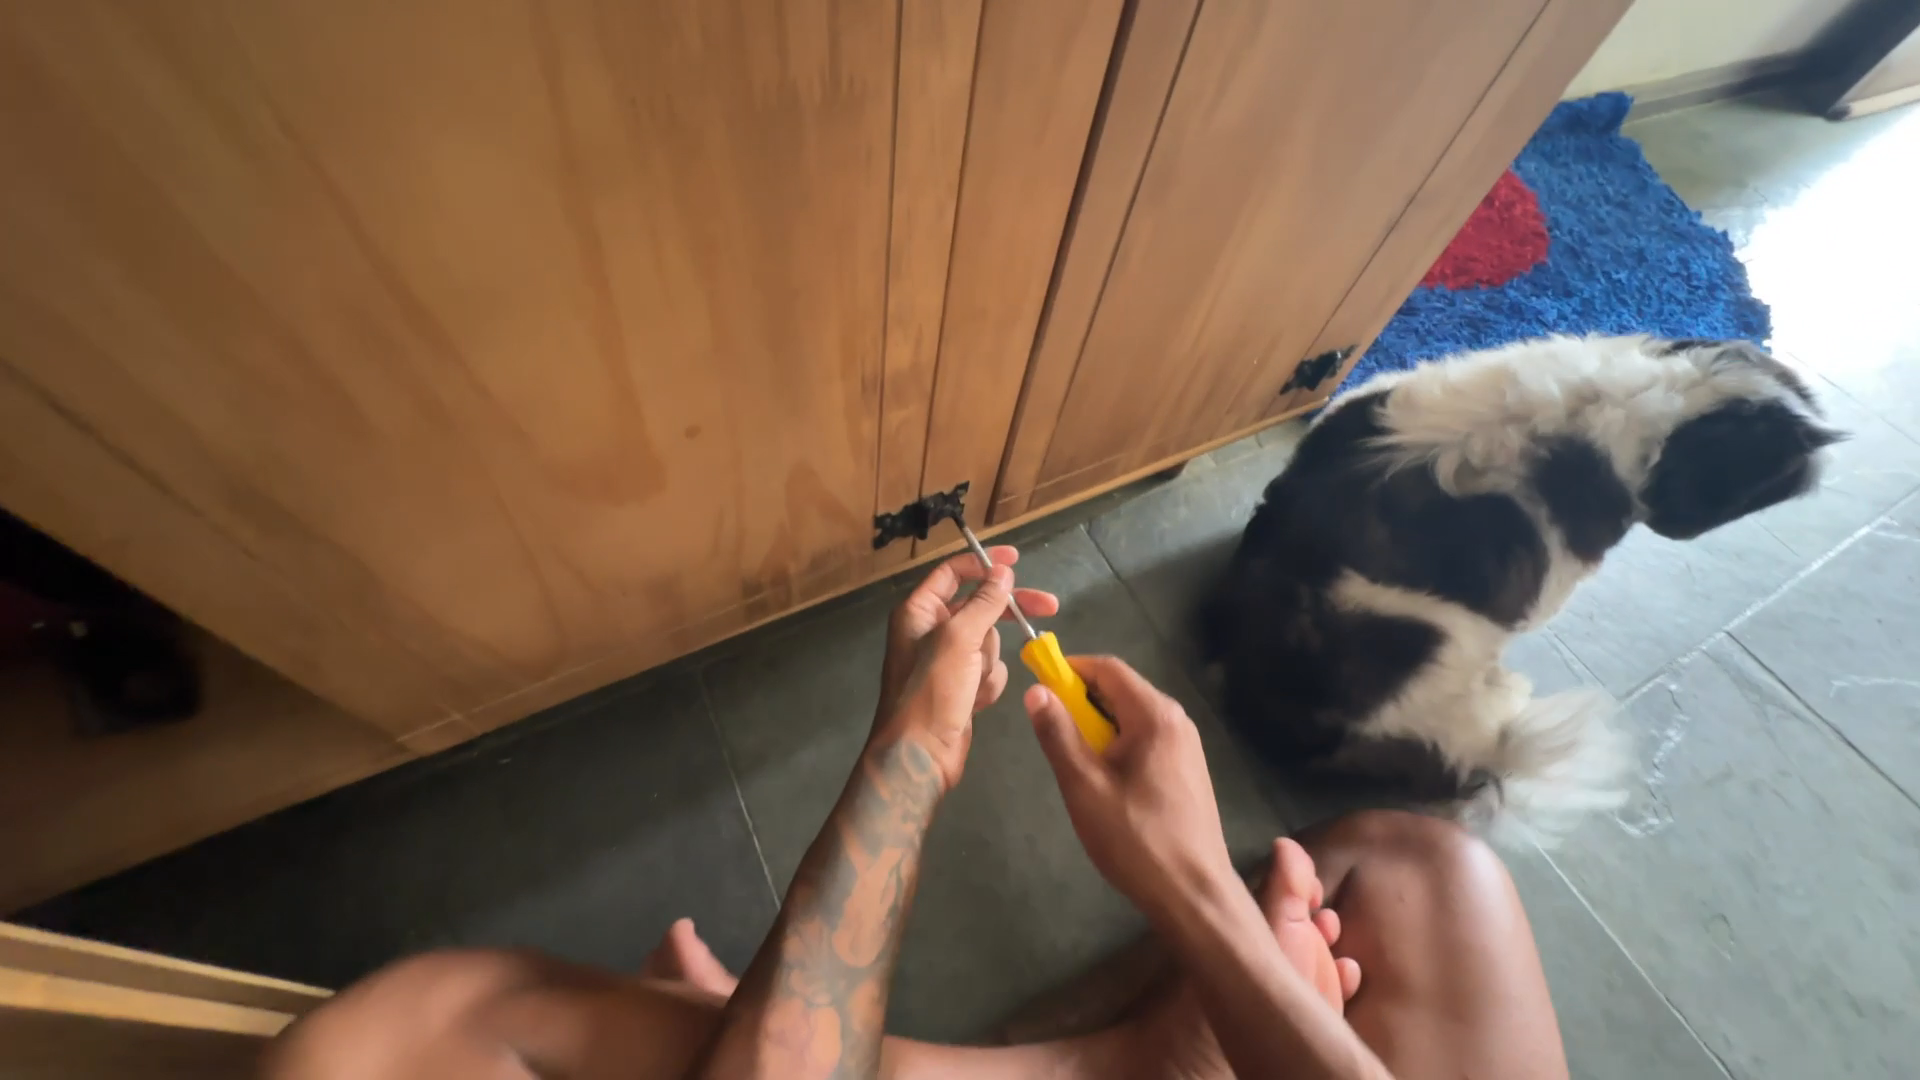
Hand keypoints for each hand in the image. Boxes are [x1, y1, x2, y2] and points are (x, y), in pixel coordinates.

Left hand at [874, 547, 1057, 790]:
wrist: (920, 756)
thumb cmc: (930, 690)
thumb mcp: (958, 638)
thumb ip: (983, 602)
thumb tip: (1003, 573)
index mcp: (919, 611)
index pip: (953, 573)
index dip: (984, 563)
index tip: (1017, 560)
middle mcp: (931, 631)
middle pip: (980, 606)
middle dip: (1007, 612)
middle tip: (1048, 606)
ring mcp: (948, 661)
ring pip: (989, 641)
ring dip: (990, 660)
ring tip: (973, 680)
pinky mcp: (962, 686)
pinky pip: (989, 671)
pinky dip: (988, 684)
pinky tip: (975, 701)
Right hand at [1025, 656, 1236, 922]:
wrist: (1194, 896)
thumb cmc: (1135, 838)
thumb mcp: (1084, 785)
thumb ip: (1058, 734)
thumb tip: (1036, 692)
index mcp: (1154, 715)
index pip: (1108, 668)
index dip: (1070, 668)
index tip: (1039, 682)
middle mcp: (1176, 720)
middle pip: (1121, 688)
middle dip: (1082, 698)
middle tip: (1053, 728)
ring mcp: (1186, 745)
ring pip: (1133, 715)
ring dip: (1099, 723)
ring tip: (1076, 758)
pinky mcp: (1188, 769)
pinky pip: (1146, 737)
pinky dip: (1119, 742)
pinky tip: (1106, 778)